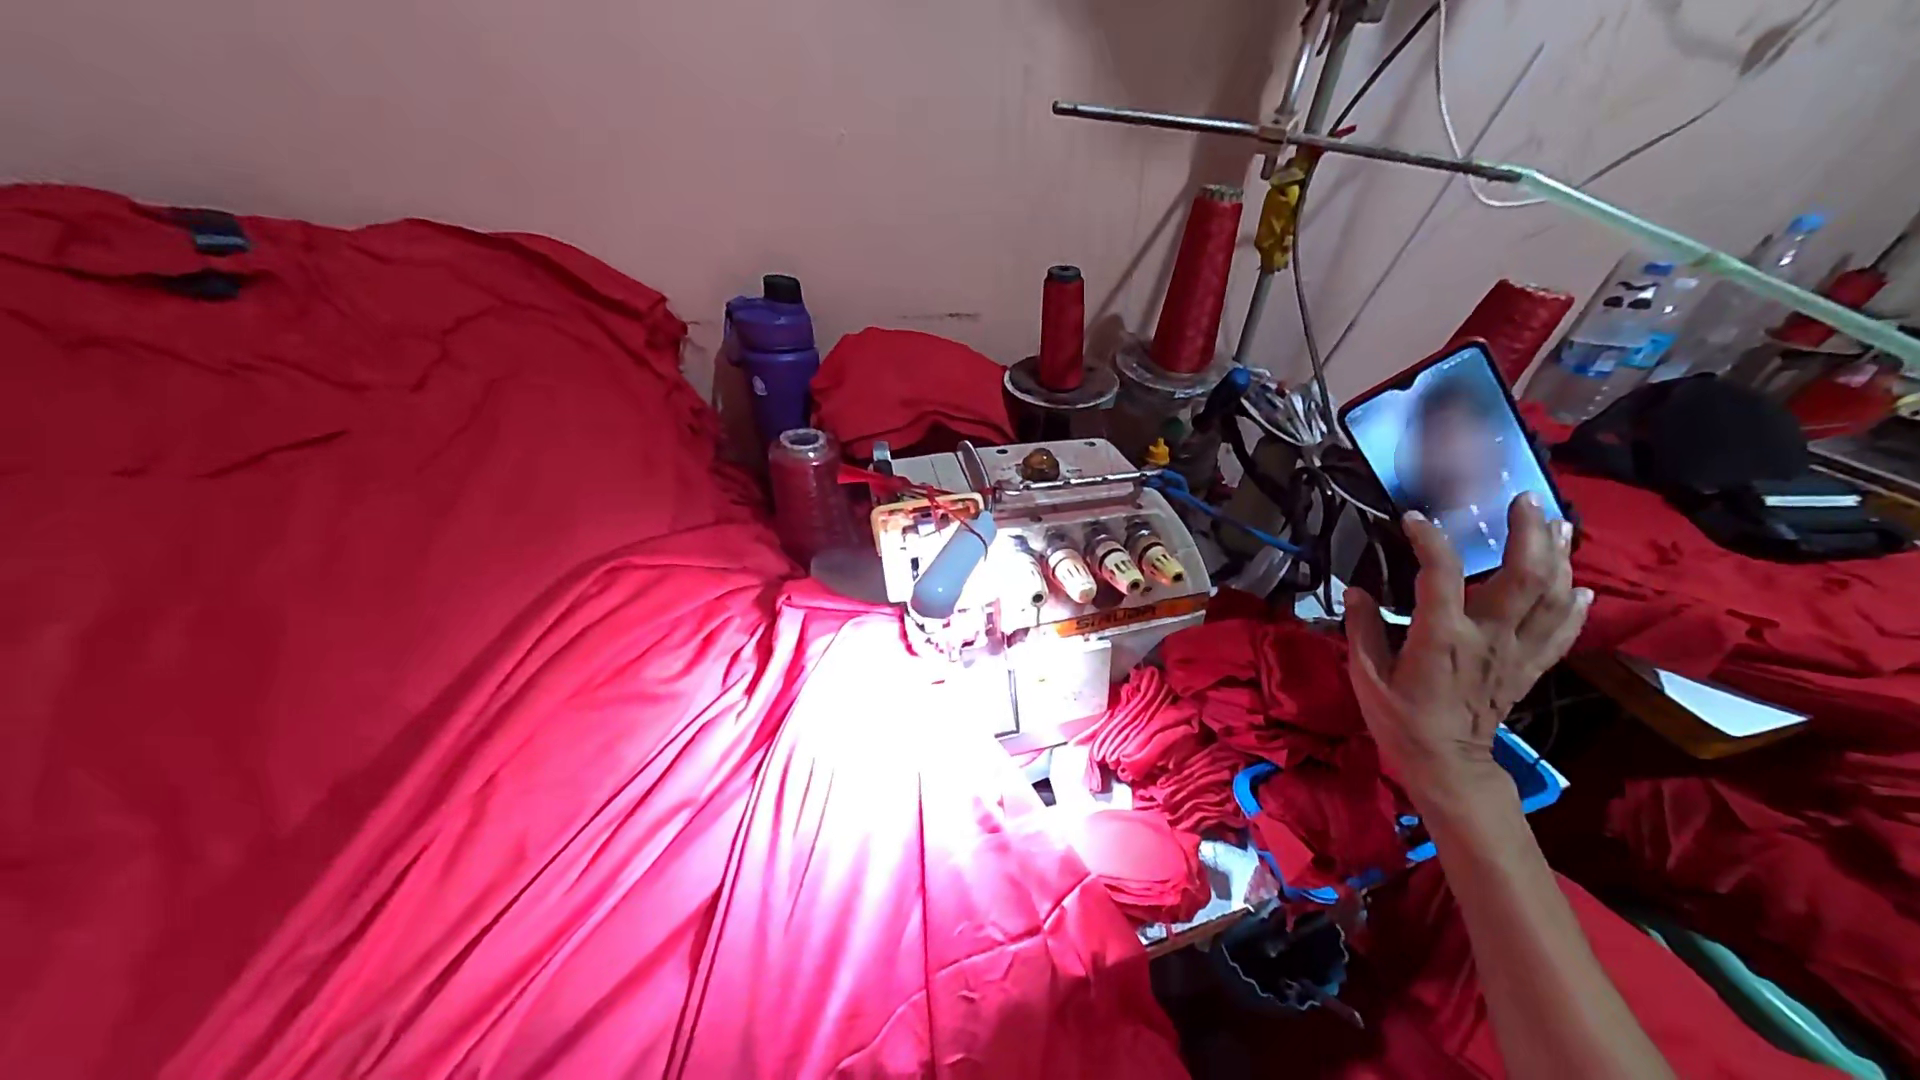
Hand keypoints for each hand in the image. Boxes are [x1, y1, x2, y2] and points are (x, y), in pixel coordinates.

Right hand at [1344, 494, 1590, 805]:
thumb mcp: (1365, 675)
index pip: (1441, 575)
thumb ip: (1362, 629)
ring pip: (1552, 597)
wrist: (1447, 763)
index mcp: (1442, 638)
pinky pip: (1561, 631)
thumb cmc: (1399, 719)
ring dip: (1560, 557)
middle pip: (1523, 577)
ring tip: (1559, 525)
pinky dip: (1573, 605)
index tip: (1414, 519)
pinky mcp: (1529, 667)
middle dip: (1529, 534)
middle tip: (1525, 499)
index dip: (1430, 541)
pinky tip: (1578, 584)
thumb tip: (1358, 591)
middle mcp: (1488, 638)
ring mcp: (1516, 652)